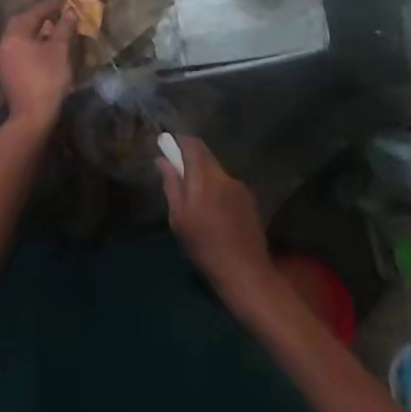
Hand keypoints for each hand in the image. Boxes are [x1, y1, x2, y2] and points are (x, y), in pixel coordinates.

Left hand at [0, 0, 76, 133]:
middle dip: (38, 16)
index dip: (49, 5)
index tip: (63, 0)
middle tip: (55, 12)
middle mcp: (4, 44)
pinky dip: (30, 43)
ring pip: (18, 37)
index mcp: (15, 35)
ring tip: (52, 28)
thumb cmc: (47, 78)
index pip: (33, 13)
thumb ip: (63, 28)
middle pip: (21, 23)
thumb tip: (70, 12)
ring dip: (34, 30)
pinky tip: (43, 47)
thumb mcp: (59, 50)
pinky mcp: (6, 72)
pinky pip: (18, 49)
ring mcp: (3, 60)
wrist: (32, 115)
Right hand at [157, 136, 274, 292]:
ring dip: (205, 176)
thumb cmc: (203, 247)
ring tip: (197, 200)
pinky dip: (217, 189)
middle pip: (206, 156)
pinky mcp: (249, 198)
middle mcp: (223, 176)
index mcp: (203, 179)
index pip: (193, 145)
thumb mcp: (179, 219)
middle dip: (192, 158)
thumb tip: (162, 161)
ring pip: (217, 171)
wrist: (243, 270)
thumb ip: (172, 185)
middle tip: (179, 174)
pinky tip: (215, 211)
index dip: (180, 141)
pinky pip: (228, 185)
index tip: (169, 145)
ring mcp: (239, 186)